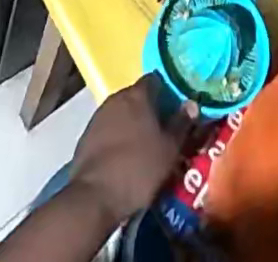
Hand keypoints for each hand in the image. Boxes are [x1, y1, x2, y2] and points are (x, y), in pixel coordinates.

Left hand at [68, 75, 195, 224]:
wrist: (93, 197)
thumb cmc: (138, 168)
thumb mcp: (169, 149)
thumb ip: (181, 123)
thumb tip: (191, 103)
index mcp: (137, 95)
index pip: (155, 80)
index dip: (167, 92)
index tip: (175, 110)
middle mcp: (116, 98)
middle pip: (137, 96)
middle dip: (149, 109)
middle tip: (162, 130)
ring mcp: (98, 116)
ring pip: (121, 112)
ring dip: (132, 123)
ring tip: (144, 145)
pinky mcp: (86, 135)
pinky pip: (108, 128)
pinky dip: (117, 136)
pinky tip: (124, 156)